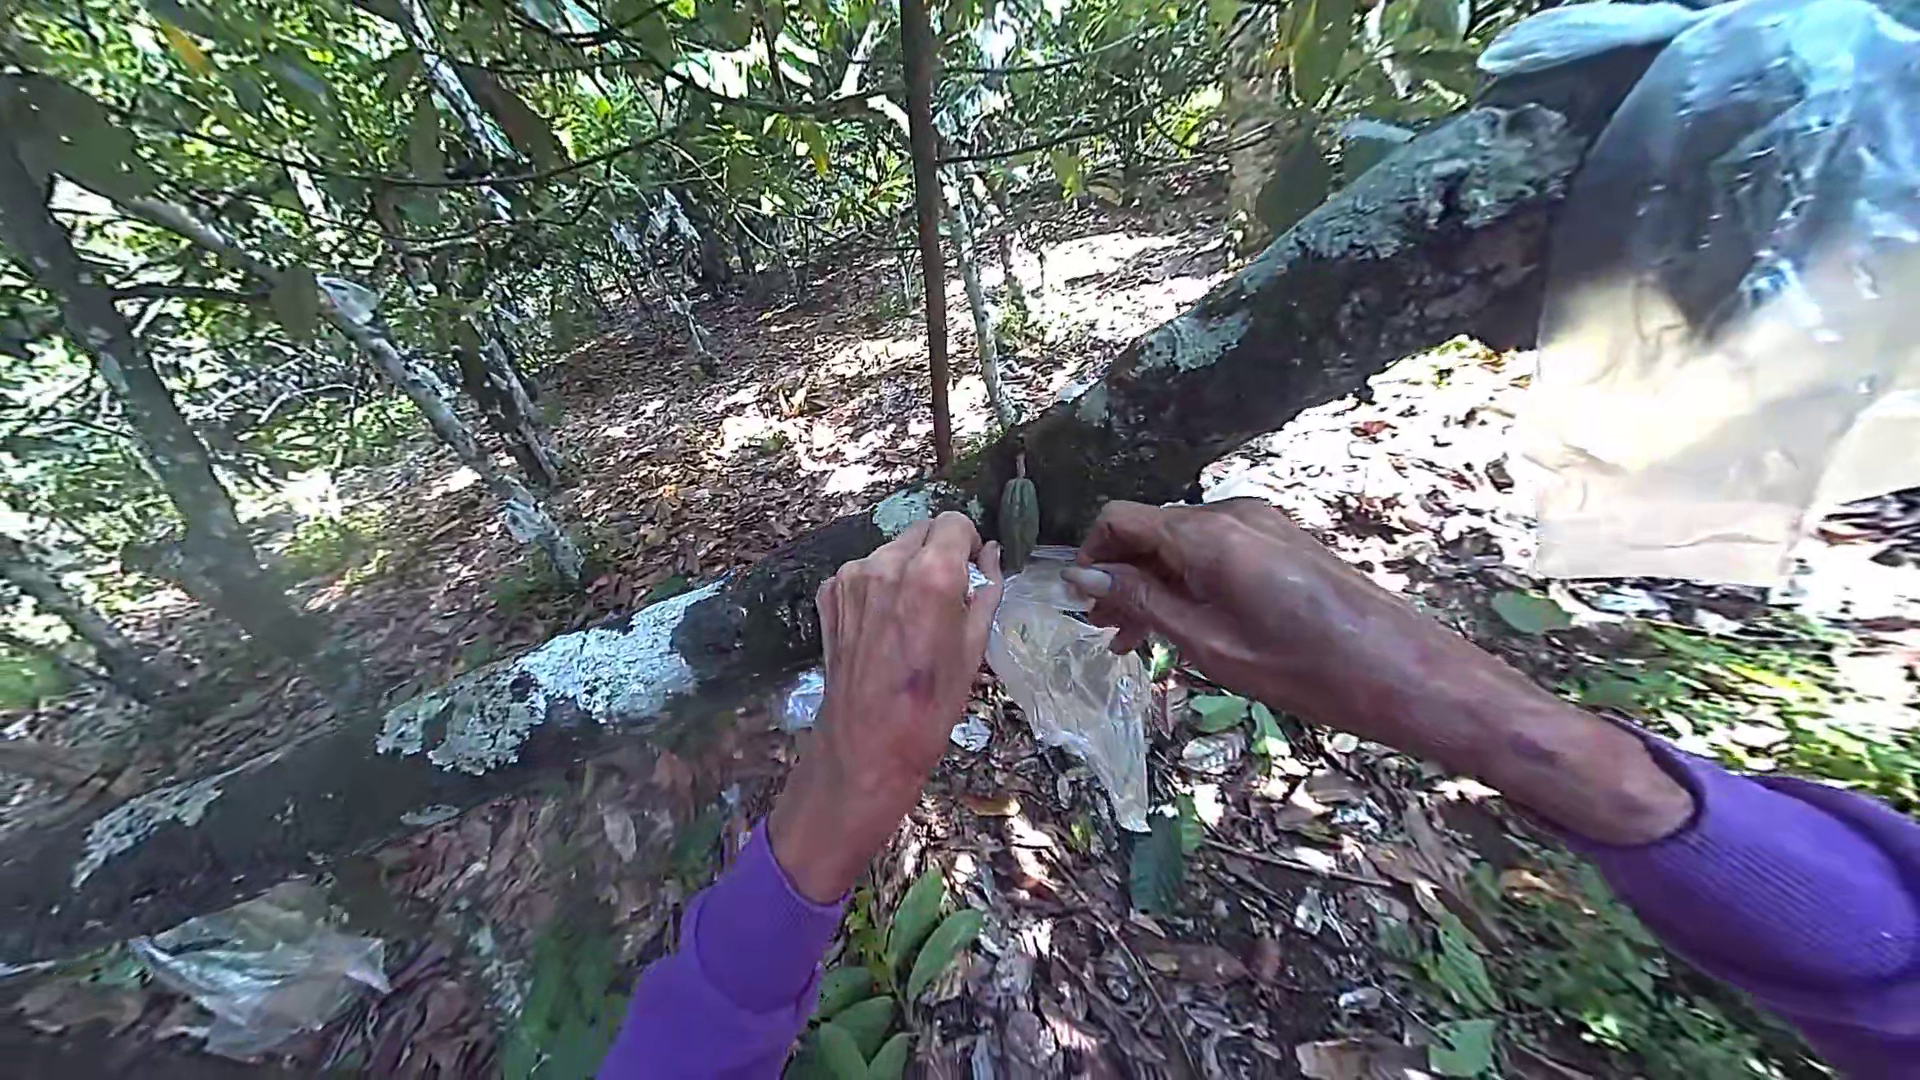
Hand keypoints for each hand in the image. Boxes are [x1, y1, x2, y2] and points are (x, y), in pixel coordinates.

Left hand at [769, 513, 1002, 901]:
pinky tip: (883, 624)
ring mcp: (851, 577)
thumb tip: (990, 554)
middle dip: (939, 553)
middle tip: (944, 596)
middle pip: (922, 531)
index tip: (970, 570)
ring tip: (911, 616)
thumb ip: (986, 589)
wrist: (866, 746)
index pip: (954, 523)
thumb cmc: (932, 705)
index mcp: (931, 574)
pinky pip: (865, 571)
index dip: (968, 544)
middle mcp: (886, 563)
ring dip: (908, 568)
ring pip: (893, 549)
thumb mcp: (974, 648)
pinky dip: (879, 584)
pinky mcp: (830, 593)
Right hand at [1065, 500, 1693, 844]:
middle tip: (1106, 633)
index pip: (1119, 519)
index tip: (1081, 604)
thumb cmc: (1303, 668)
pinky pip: (1214, 552)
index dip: (1090, 556)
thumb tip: (1079, 577)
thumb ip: (1139, 601)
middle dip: (1120, 577)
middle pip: (1149, 531)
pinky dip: (1188, 582)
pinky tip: (1185, 623)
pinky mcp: (1280, 540)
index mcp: (1205, 533)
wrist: (1414, 676)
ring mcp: (1260, 523)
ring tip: (1139, 639)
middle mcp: (1229, 512)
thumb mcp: (1206, 642)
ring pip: (1179, 544)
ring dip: (1152, 585)